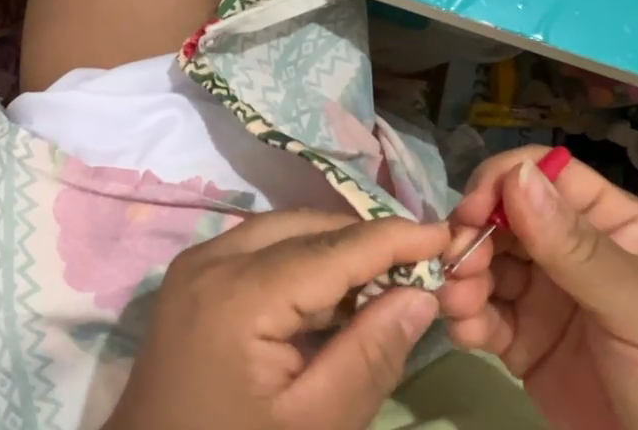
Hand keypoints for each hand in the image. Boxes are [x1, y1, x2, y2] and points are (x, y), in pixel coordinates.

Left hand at [106, 210, 450, 429]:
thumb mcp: (314, 426)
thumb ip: (368, 355)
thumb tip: (419, 293)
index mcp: (238, 294)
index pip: (332, 249)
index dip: (393, 238)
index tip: (447, 235)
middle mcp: (211, 259)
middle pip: (303, 228)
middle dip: (363, 240)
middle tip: (421, 266)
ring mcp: (194, 265)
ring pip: (279, 231)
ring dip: (332, 248)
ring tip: (386, 280)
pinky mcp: (190, 280)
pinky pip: (255, 249)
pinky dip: (298, 260)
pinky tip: (331, 296)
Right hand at [438, 147, 637, 429]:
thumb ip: (578, 248)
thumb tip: (514, 174)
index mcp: (612, 227)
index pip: (545, 176)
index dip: (502, 182)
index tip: (471, 213)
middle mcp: (573, 255)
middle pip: (503, 217)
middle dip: (472, 233)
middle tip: (455, 265)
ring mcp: (550, 303)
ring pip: (486, 265)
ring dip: (461, 275)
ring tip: (458, 304)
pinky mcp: (529, 350)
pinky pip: (483, 316)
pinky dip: (464, 316)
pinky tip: (464, 330)